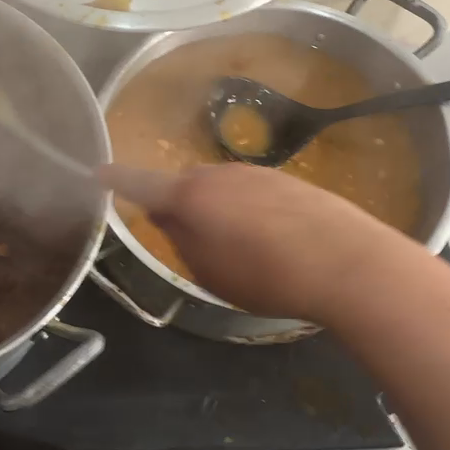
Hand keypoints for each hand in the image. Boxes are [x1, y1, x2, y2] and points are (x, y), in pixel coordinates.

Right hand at [111, 162, 428, 323]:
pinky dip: (244, 209)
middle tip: (176, 232)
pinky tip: (263, 239)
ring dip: (213, 206)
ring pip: (220, 186)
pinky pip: (251, 192)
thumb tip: (166, 215)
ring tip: (226, 244)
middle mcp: (221, 174)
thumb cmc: (266, 276)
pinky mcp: (292, 183)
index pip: (139, 183)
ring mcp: (260, 174)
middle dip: (174, 200)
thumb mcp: (207, 269)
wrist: (352, 265)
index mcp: (189, 195)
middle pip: (183, 182)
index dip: (115, 180)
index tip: (97, 173)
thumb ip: (178, 237)